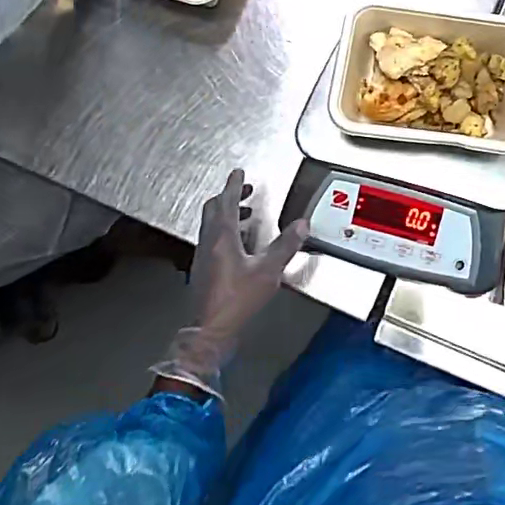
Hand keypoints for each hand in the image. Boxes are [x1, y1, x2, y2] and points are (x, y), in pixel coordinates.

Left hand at [149, 169, 309, 397]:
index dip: (234, 185)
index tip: (238, 173)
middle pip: (214, 209)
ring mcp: (203, 256)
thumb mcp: (268, 271)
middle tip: (244, 191)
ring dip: (227, 214)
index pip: (226, 201)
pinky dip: (225, 232)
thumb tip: (301, 225)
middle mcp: (208, 242)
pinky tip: (239, 245)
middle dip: (229, 197)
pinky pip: (212, 240)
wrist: (209, 331)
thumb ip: (286, 245)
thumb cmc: (236, 300)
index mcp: (222, 236)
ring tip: (245, 216)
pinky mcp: (203, 270)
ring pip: (212, 224)